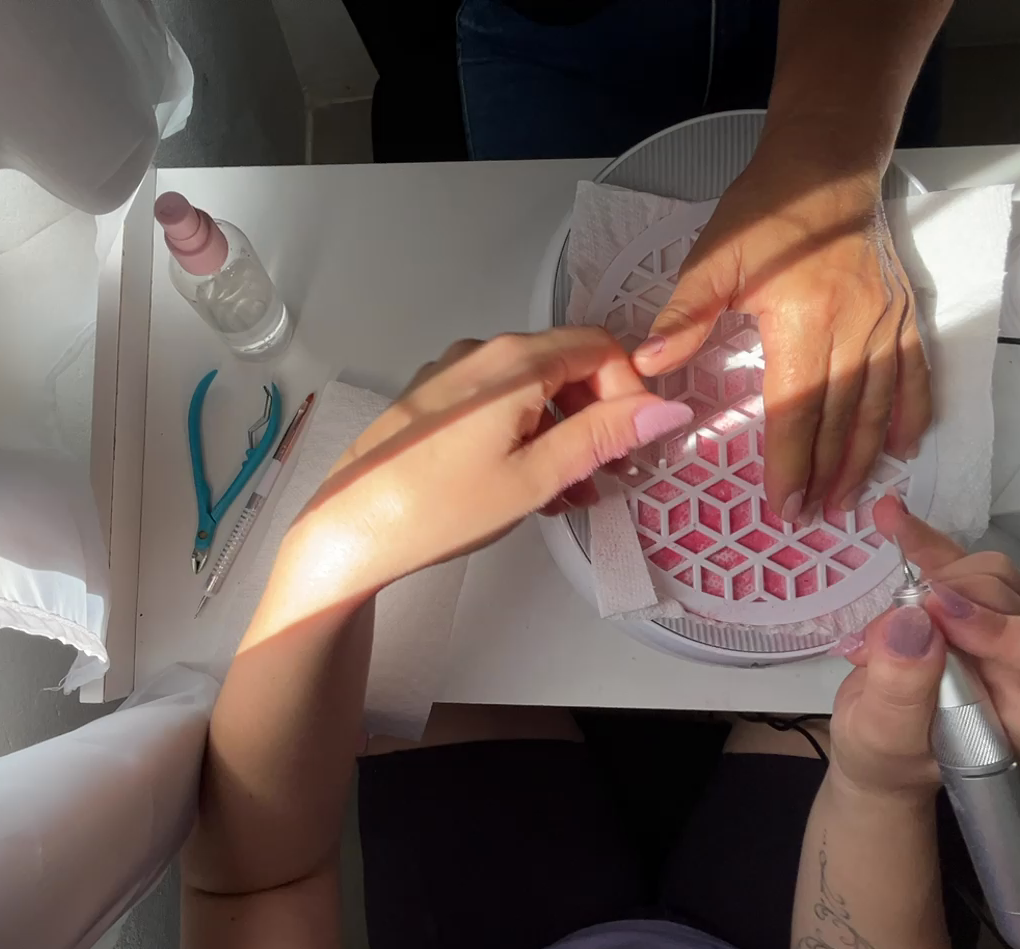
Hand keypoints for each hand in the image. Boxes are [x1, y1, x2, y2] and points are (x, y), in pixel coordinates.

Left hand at [279, 328, 693, 605]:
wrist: (351, 529)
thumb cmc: (444, 508)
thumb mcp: (534, 476)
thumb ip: (603, 436)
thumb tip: (668, 407)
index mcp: (513, 361)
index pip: (599, 347)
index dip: (629, 391)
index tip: (633, 443)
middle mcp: (480, 352)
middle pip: (563, 367)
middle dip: (595, 418)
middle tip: (608, 475)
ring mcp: (448, 374)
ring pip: (528, 392)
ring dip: (559, 434)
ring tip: (569, 494)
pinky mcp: (428, 401)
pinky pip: (493, 406)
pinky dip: (521, 435)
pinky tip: (522, 483)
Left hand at [635, 156, 930, 521]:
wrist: (824, 166)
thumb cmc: (763, 214)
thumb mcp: (712, 260)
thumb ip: (685, 316)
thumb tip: (650, 363)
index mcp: (805, 319)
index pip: (798, 410)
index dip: (791, 463)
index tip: (783, 505)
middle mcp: (855, 326)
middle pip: (842, 418)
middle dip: (828, 474)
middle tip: (814, 518)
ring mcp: (886, 319)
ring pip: (881, 404)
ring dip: (867, 457)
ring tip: (853, 501)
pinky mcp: (902, 310)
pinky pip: (915, 370)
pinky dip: (911, 412)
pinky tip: (906, 446)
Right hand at [824, 497, 1019, 800]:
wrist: (873, 748)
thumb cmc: (887, 756)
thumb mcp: (885, 735)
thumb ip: (902, 687)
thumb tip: (912, 620)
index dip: (1014, 632)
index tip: (942, 626)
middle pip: (1015, 603)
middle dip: (944, 606)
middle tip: (887, 632)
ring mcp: (996, 629)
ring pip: (987, 574)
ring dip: (927, 582)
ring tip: (878, 625)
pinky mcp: (955, 604)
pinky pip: (948, 558)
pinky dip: (917, 539)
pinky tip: (889, 516)